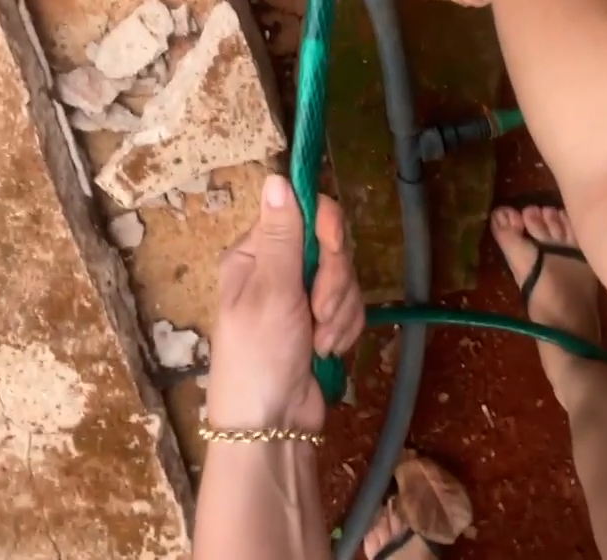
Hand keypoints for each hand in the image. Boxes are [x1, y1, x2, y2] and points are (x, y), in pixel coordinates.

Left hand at [206, 175, 364, 432]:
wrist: (273, 429)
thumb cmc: (259, 356)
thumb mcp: (270, 292)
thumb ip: (281, 236)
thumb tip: (276, 177)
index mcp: (255, 253)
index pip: (302, 212)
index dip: (325, 226)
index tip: (331, 247)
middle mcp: (279, 267)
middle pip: (330, 244)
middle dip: (333, 281)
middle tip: (319, 312)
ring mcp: (303, 295)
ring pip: (346, 276)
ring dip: (340, 311)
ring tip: (320, 342)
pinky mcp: (324, 320)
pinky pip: (351, 305)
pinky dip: (345, 328)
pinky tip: (329, 351)